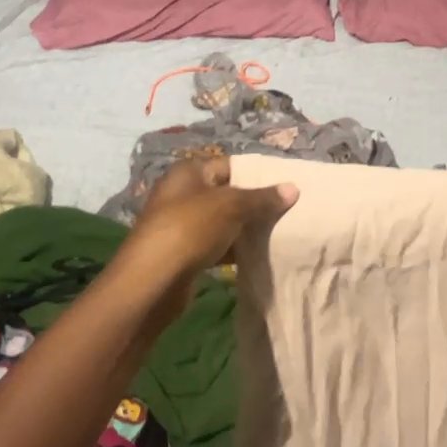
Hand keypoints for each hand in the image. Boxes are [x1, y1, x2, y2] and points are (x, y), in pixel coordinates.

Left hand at [124, 156, 296, 295]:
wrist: (153, 282)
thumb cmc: (190, 229)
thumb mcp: (231, 207)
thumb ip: (262, 198)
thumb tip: (293, 188)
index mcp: (188, 173)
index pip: (229, 165)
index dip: (257, 174)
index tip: (285, 186)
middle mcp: (182, 194)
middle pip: (227, 194)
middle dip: (254, 203)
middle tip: (287, 211)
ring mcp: (181, 225)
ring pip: (222, 221)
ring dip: (245, 228)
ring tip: (279, 232)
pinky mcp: (184, 252)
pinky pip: (216, 244)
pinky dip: (234, 249)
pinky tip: (257, 255)